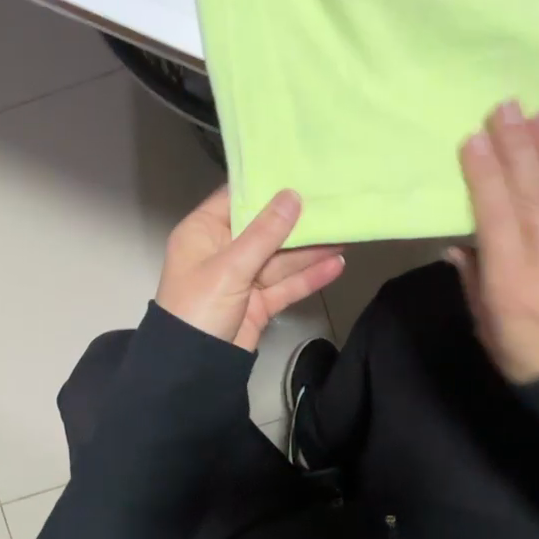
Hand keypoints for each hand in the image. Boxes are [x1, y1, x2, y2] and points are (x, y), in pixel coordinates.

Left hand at [156, 187, 345, 350]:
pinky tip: (336, 264)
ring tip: (346, 232)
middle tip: (334, 201)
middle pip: (264, 229)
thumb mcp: (230, 266)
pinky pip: (286, 285)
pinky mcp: (258, 303)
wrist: (192, 368)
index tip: (300, 171)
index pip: (236, 199)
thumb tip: (292, 195)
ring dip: (310, 249)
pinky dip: (309, 277)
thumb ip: (264, 232)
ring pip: (280, 258)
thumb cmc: (200, 307)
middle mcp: (222, 251)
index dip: (266, 186)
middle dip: (297, 220)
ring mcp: (241, 279)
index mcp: (203, 233)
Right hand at [450, 101, 538, 382]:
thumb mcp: (489, 329)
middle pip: (533, 190)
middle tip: (506, 107)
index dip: (484, 172)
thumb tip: (462, 242)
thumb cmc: (534, 362)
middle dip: (517, 145)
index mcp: (513, 280)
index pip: (496, 212)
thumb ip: (476, 283)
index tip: (473, 139)